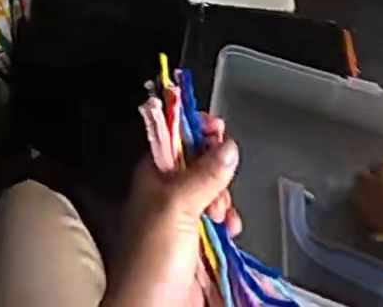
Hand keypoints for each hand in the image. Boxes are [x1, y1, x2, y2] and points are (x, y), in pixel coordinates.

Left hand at [105, 118, 241, 306]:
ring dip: (223, 199)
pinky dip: (229, 223)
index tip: (218, 127)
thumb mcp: (177, 206)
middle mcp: (167, 191)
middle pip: (200, 163)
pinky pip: (220, 223)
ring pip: (213, 193)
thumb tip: (228, 145)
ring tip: (222, 216)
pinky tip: (231, 230)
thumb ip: (204, 174)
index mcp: (153, 173)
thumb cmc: (151, 256)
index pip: (176, 136)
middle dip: (216, 170)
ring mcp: (183, 219)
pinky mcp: (199, 246)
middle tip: (219, 187)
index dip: (195, 128)